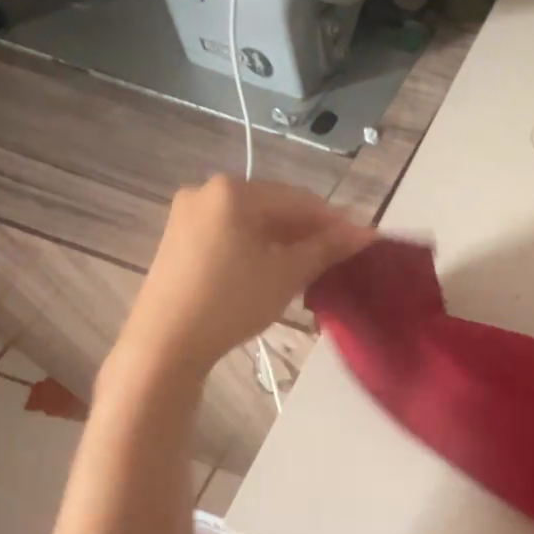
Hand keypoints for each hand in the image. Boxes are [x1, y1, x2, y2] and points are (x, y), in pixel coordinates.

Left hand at [115, 178, 373, 376]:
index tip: (364, 241)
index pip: (299, 200)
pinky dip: (258, 246)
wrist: (166, 342)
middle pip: (274, 206)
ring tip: (313, 266)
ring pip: (252, 221)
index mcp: (233, 191)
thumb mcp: (286, 274)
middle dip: (309, 230)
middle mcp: (207, 191)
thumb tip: (367, 233)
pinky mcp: (179, 238)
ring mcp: (188, 214)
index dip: (335, 221)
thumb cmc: (231, 301)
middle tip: (341, 256)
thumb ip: (327, 248)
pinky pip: (231, 232)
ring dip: (285, 239)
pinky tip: (276, 268)